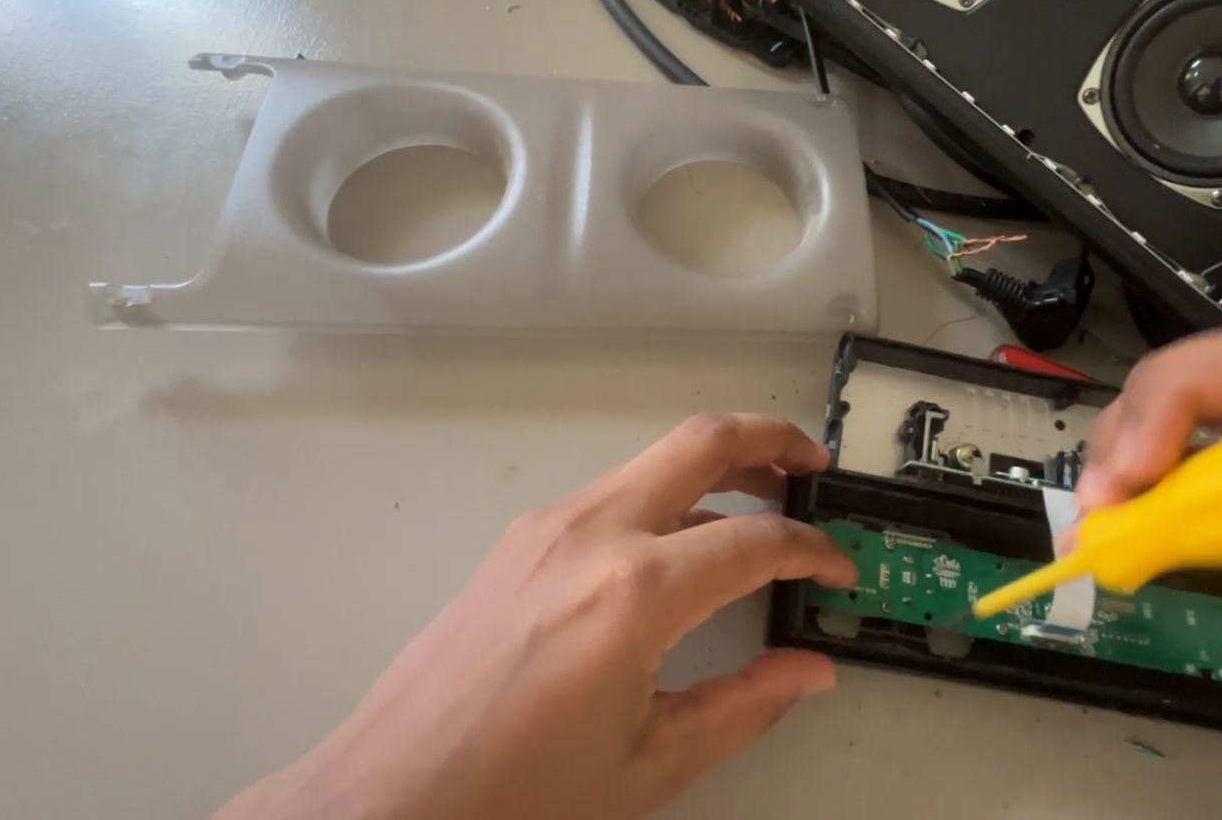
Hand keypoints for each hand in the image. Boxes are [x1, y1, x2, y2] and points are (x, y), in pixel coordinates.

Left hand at [214, 414, 856, 819]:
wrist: (381, 802)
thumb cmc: (519, 802)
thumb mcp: (649, 764)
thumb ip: (744, 705)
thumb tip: (812, 670)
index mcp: (633, 592)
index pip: (754, 542)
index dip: (812, 549)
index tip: (840, 566)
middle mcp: (594, 530)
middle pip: (702, 441)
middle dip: (772, 438)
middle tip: (816, 464)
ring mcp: (552, 522)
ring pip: (659, 457)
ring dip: (722, 463)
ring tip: (768, 497)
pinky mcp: (526, 534)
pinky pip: (620, 491)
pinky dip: (673, 496)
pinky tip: (691, 540)